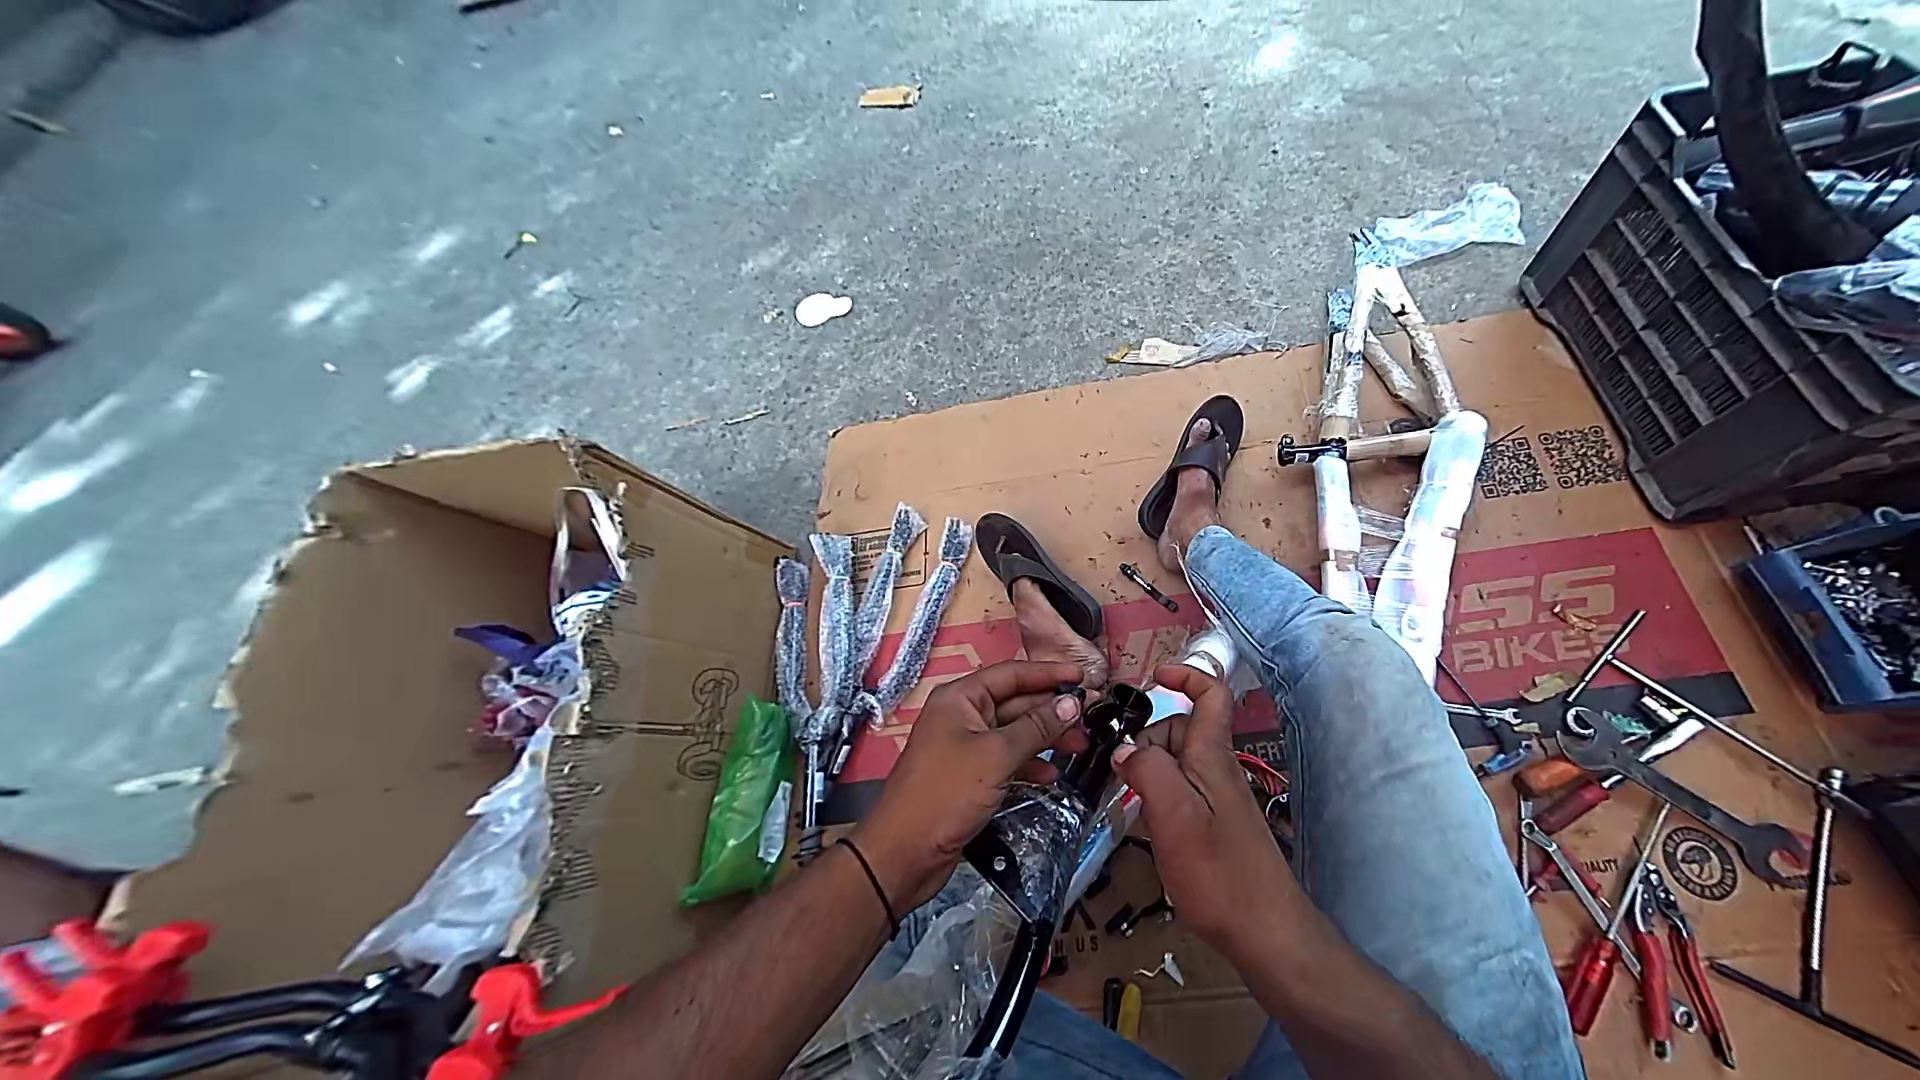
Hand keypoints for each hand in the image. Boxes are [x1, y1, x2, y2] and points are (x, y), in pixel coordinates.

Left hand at [851, 660, 1088, 911]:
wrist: (906, 852)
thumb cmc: (946, 793)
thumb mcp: (996, 755)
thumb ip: (1036, 728)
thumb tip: (1070, 704)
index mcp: (960, 698)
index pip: (1011, 674)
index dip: (1048, 674)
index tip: (1082, 678)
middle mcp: (962, 715)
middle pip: (1015, 702)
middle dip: (1051, 710)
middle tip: (1090, 717)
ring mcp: (965, 746)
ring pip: (1013, 733)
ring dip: (1045, 738)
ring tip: (1080, 746)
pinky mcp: (970, 776)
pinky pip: (1006, 760)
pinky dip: (1029, 765)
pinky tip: (1051, 774)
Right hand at [1112, 664, 1298, 952]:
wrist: (1267, 934)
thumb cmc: (1220, 872)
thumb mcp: (1174, 815)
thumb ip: (1147, 770)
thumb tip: (1124, 750)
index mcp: (1212, 756)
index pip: (1210, 695)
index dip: (1184, 676)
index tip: (1152, 677)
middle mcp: (1216, 769)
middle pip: (1180, 728)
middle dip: (1146, 737)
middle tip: (1121, 769)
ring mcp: (1216, 797)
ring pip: (1174, 760)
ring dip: (1146, 768)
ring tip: (1129, 798)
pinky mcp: (1212, 822)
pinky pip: (1178, 789)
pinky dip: (1155, 793)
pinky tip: (1145, 820)